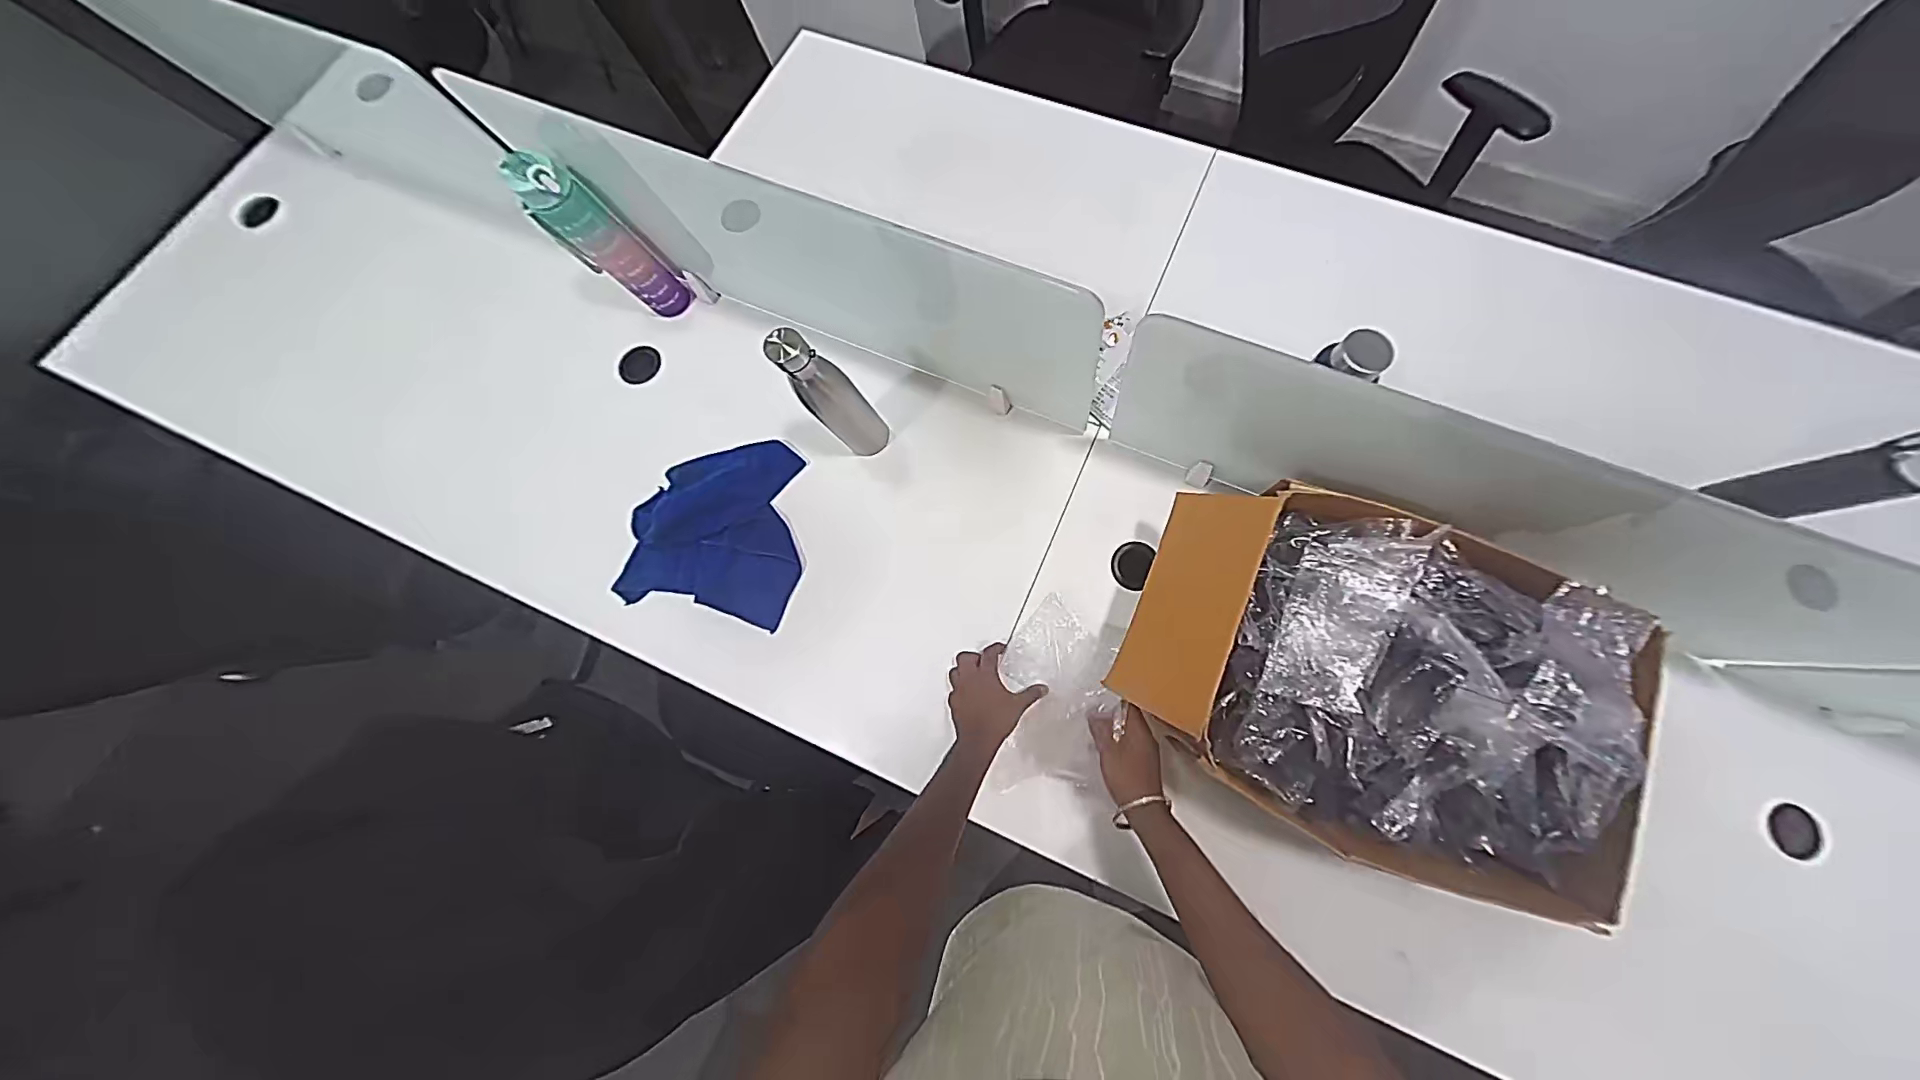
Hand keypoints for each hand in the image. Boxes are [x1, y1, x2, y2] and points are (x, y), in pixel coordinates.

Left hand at [947, 644, 1046, 757]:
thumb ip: (1030, 694)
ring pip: (955, 670)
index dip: (995, 648)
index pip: (988, 653)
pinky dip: (959, 687)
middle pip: (965, 657)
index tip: (1000, 649)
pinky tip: (966, 692)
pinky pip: (953, 689)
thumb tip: (1040, 689)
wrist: (977, 740)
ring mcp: (959, 690)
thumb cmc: (994, 722)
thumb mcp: (1018, 705)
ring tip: (972, 672)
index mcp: (985, 675)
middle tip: (983, 659)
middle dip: (974, 655)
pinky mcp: (953, 702)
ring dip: (963, 669)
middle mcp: (969, 679)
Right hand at [1088, 702, 1163, 806]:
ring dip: (1121, 723)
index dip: (1119, 697)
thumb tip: (1096, 714)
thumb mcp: (1108, 752)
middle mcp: (1148, 737)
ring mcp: (1149, 749)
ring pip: (1135, 728)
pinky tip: (1114, 741)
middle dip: (1119, 710)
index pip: (1132, 705)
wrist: (1143, 806)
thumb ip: (1101, 731)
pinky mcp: (1147, 759)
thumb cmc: (1126, 778)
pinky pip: (1136, 739)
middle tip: (1102, 706)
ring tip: (1105, 722)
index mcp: (1140, 731)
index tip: (1107, 692)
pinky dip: (1125, 735)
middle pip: (1135, 715)